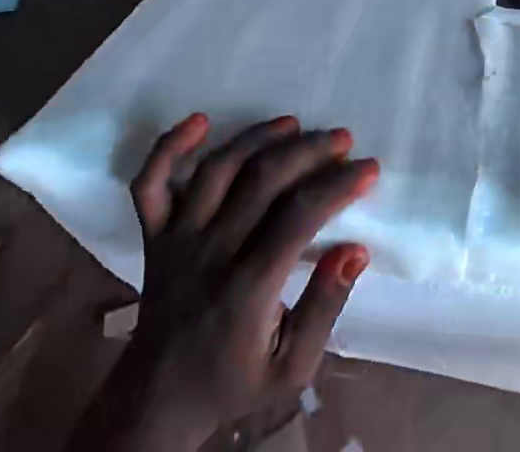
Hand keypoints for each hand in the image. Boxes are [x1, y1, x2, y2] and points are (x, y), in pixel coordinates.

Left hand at [74, 113, 378, 451]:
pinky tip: (200, 120)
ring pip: (217, 171)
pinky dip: (168, 147)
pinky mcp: (154, 235)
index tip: (369, 169)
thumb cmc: (234, 381)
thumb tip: (356, 249)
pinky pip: (150, 184)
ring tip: (294, 124)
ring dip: (257, 138)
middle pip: (262, 181)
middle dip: (308, 152)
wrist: (157, 398)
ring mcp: (176, 239)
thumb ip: (325, 308)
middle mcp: (209, 254)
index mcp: (246, 289)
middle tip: (342, 139)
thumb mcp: (293, 369)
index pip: (299, 218)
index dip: (338, 186)